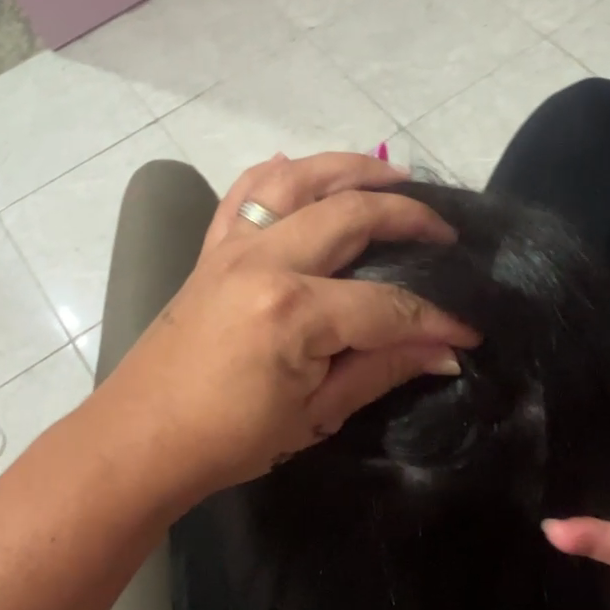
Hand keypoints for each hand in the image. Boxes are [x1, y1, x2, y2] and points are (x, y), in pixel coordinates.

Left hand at [93, 151, 480, 497]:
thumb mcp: (317, 415)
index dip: (436, 319)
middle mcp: (264, 261)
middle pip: (351, 216)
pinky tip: (305, 171)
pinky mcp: (211, 250)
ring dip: (350, 169)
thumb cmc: (231, 440)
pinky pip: (245, 193)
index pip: (388, 305)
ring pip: (299, 181)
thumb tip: (446, 353)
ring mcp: (232, 248)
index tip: (468, 331)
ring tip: (394, 175)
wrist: (141, 440)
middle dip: (408, 217)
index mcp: (294, 311)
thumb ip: (383, 370)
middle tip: (446, 233)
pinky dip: (280, 175)